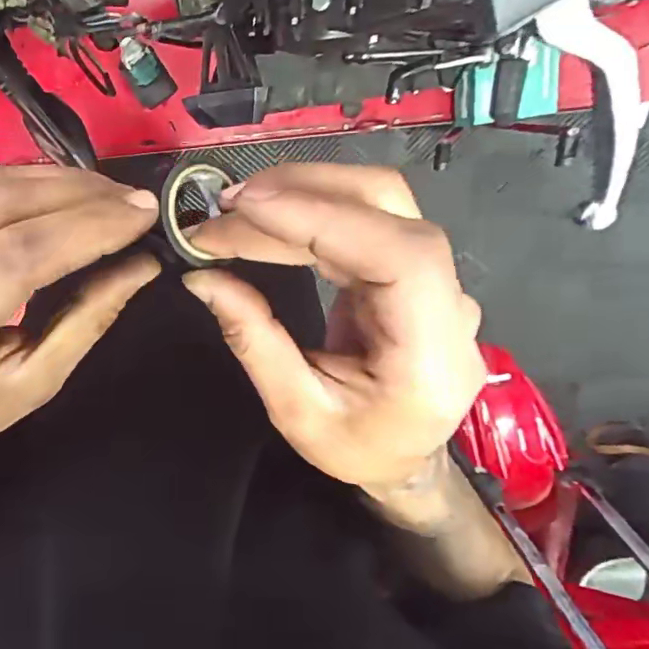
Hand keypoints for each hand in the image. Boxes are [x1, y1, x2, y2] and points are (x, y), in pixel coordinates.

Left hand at [0, 165, 160, 487]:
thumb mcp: (37, 383)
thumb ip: (88, 319)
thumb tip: (143, 263)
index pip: (15, 260)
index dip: (84, 228)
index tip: (142, 214)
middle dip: (77, 194)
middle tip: (133, 199)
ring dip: (55, 181)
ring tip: (108, 195)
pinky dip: (28, 183)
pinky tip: (66, 193)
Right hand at [182, 165, 485, 504]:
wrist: (406, 458)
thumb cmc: (360, 447)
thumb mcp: (298, 412)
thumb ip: (254, 341)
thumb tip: (203, 277)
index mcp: (432, 348)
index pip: (391, 252)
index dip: (320, 217)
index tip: (246, 206)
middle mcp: (446, 297)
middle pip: (386, 205)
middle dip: (300, 191)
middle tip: (224, 205)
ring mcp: (434, 274)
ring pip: (374, 198)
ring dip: (302, 189)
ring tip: (235, 205)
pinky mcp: (408, 263)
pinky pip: (361, 216)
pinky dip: (308, 208)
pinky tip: (266, 215)